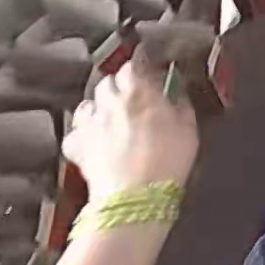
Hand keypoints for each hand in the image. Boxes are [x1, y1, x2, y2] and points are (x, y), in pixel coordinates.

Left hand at [62, 61, 198, 202]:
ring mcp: (89, 124)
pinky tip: (95, 140)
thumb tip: (177, 93)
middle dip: (120, 86)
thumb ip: (181, 104)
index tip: (151, 77)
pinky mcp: (77, 147)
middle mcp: (110, 102)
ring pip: (88, 103)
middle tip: (135, 98)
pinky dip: (84, 133)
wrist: (137, 198)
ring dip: (100, 106)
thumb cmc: (168, 161)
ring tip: (113, 118)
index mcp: (139, 92)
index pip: (133, 66)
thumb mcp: (189, 128)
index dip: (142, 70)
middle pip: (107, 81)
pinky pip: (75, 132)